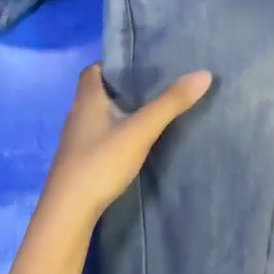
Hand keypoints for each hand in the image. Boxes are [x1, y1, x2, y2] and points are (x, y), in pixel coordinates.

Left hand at [40, 64, 213, 225]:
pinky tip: (131, 145)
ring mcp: (75, 141)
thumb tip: (204, 74)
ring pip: (97, 117)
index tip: (138, 66)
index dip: (112, 64)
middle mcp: (76, 115)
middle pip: (96, 93)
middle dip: (120, 89)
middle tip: (151, 88)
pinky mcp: (78, 162)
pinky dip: (113, 135)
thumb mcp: (140, 131)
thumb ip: (170, 104)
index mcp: (87, 100)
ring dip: (117, 113)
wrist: (69, 209)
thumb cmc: (101, 162)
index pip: (92, 70)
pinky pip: (97, 139)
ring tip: (146, 114)